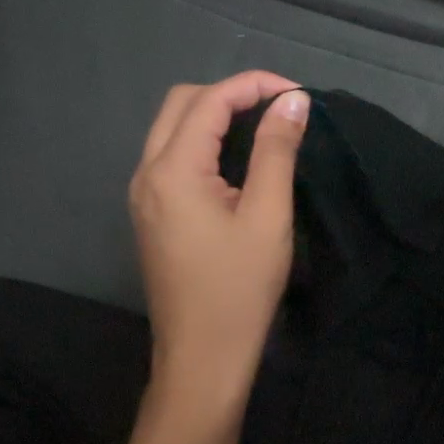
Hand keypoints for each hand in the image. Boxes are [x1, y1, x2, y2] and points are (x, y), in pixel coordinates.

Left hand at [118, 72, 309, 443]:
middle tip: (280, 109)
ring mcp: (144, 194)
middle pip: (182, 102)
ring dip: (217, 114)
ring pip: (173, 126)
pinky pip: (173, 154)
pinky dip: (205, 140)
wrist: (202, 357)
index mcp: (173, 171)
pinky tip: (240, 159)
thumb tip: (293, 102)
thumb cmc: (240, 288)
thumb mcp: (269, 216)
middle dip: (232, 93)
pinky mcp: (152, 212)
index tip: (299, 95)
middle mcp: (147, 173)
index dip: (255, 85)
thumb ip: (277, 151)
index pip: (210, 101)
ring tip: (266, 127)